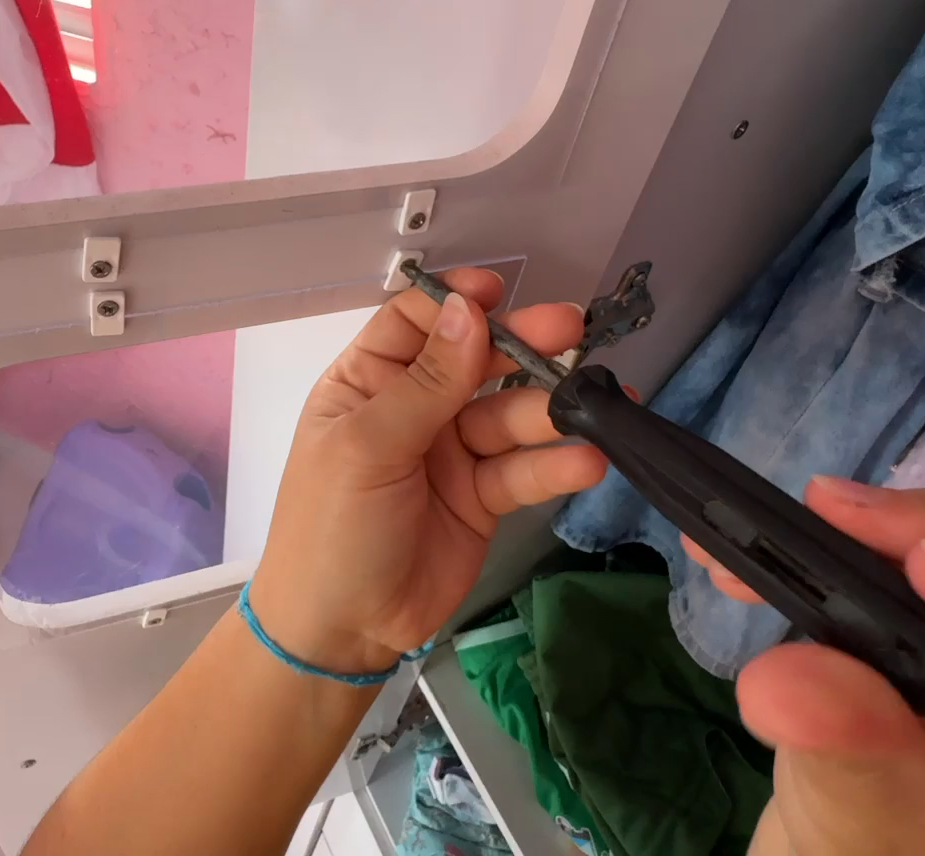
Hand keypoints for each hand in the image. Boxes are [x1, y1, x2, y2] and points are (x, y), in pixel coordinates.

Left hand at [247, 268, 607, 674]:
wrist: (340, 628)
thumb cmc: (332, 526)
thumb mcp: (368, 447)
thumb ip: (425, 383)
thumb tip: (467, 311)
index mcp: (366, 382)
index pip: (413, 324)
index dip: (454, 305)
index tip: (496, 295)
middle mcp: (411, 408)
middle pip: (472, 361)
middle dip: (518, 345)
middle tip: (570, 329)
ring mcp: (449, 451)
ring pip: (505, 415)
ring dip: (548, 408)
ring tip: (592, 403)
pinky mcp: (481, 497)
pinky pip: (521, 470)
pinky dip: (553, 465)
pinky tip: (586, 462)